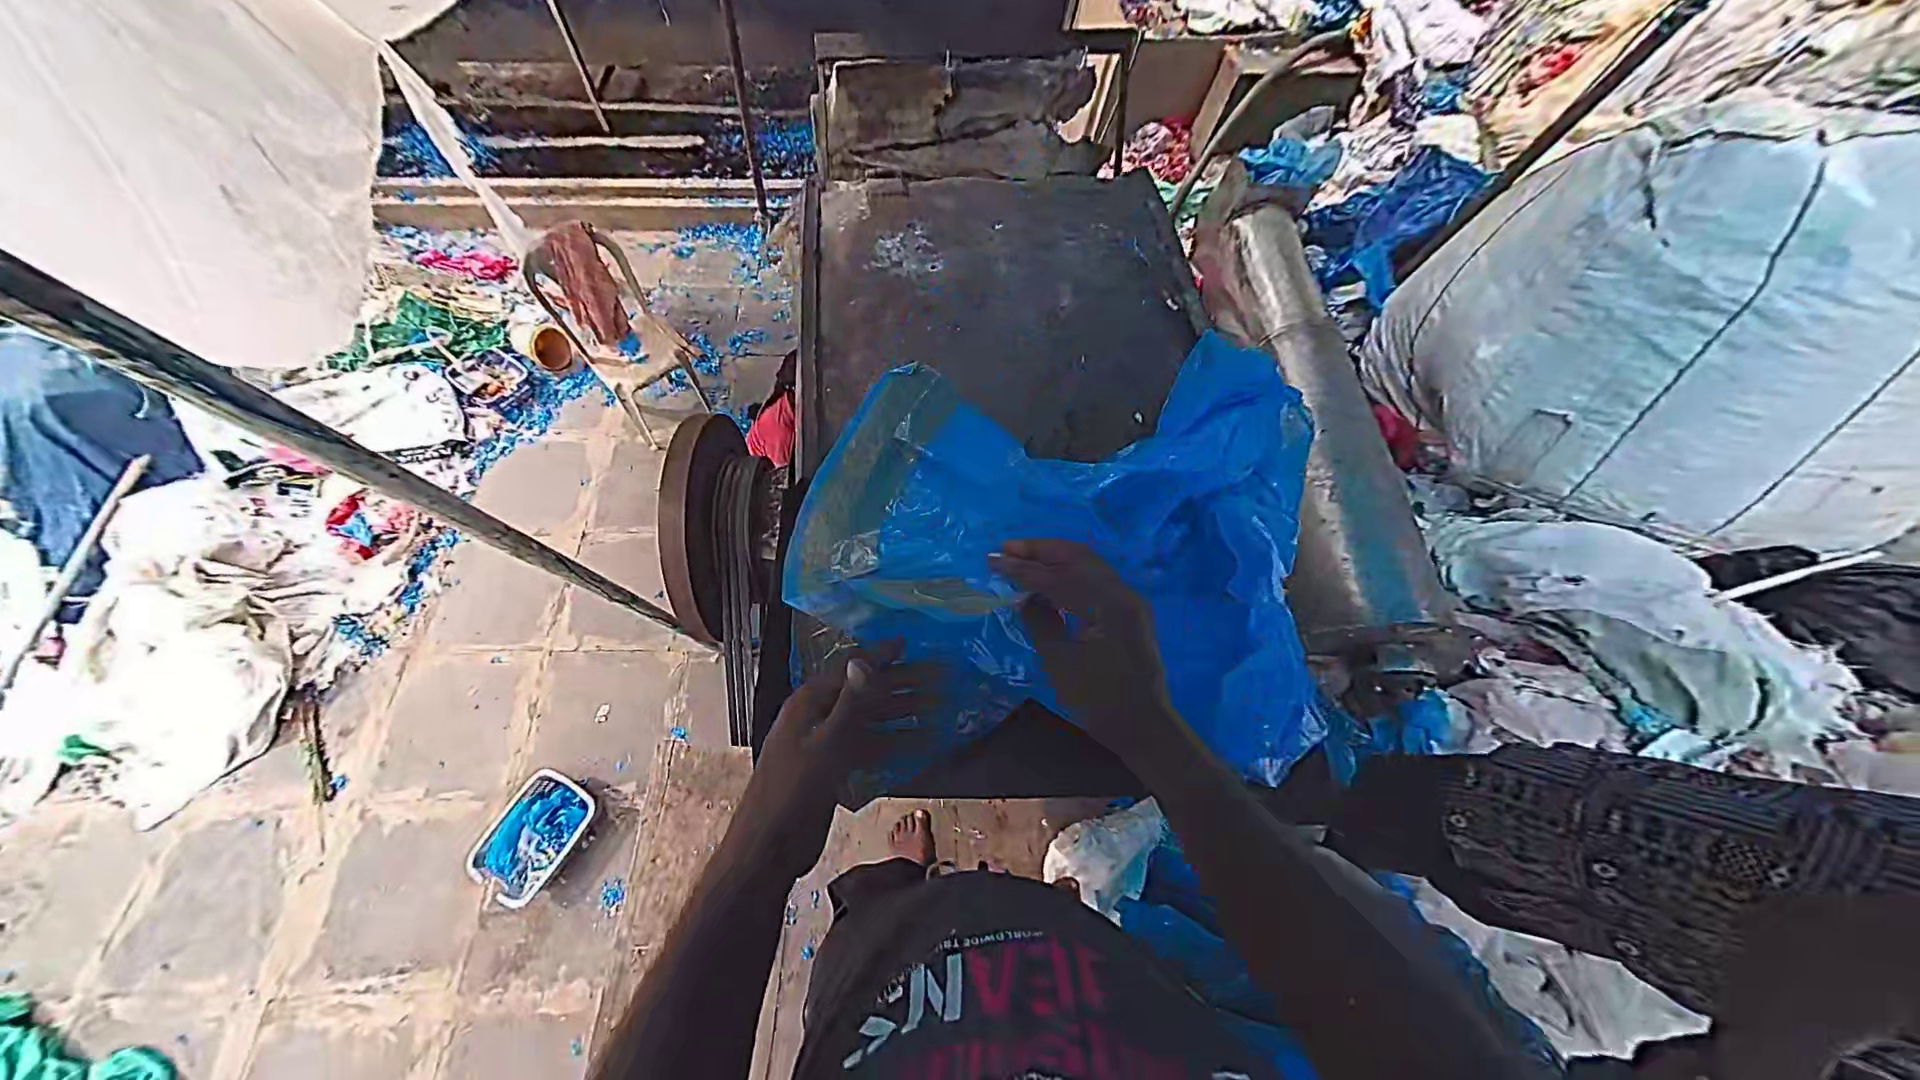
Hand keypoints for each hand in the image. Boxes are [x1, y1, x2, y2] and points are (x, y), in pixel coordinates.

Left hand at [731, 643, 938, 878]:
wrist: (768, 850)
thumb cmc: (792, 793)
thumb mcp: (826, 745)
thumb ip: (849, 704)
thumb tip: (864, 661)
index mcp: (809, 703)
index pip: (849, 670)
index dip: (879, 656)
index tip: (908, 644)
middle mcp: (818, 717)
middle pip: (865, 694)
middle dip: (901, 686)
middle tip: (937, 678)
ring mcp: (827, 742)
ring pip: (871, 720)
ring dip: (902, 714)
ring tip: (938, 707)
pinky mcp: (835, 767)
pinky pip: (870, 746)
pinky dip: (894, 743)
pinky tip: (921, 742)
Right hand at [989, 539, 1180, 760]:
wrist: (1144, 728)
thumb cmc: (1100, 700)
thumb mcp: (1061, 661)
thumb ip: (1041, 621)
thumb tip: (1024, 597)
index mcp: (1109, 603)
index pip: (1059, 576)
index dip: (1023, 568)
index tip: (993, 560)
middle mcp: (1123, 593)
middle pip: (1078, 558)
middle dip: (1040, 551)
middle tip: (1006, 548)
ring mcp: (1129, 601)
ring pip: (1088, 566)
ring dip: (1054, 559)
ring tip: (1021, 556)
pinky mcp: (1127, 612)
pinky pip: (1095, 581)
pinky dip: (1069, 574)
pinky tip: (1047, 580)